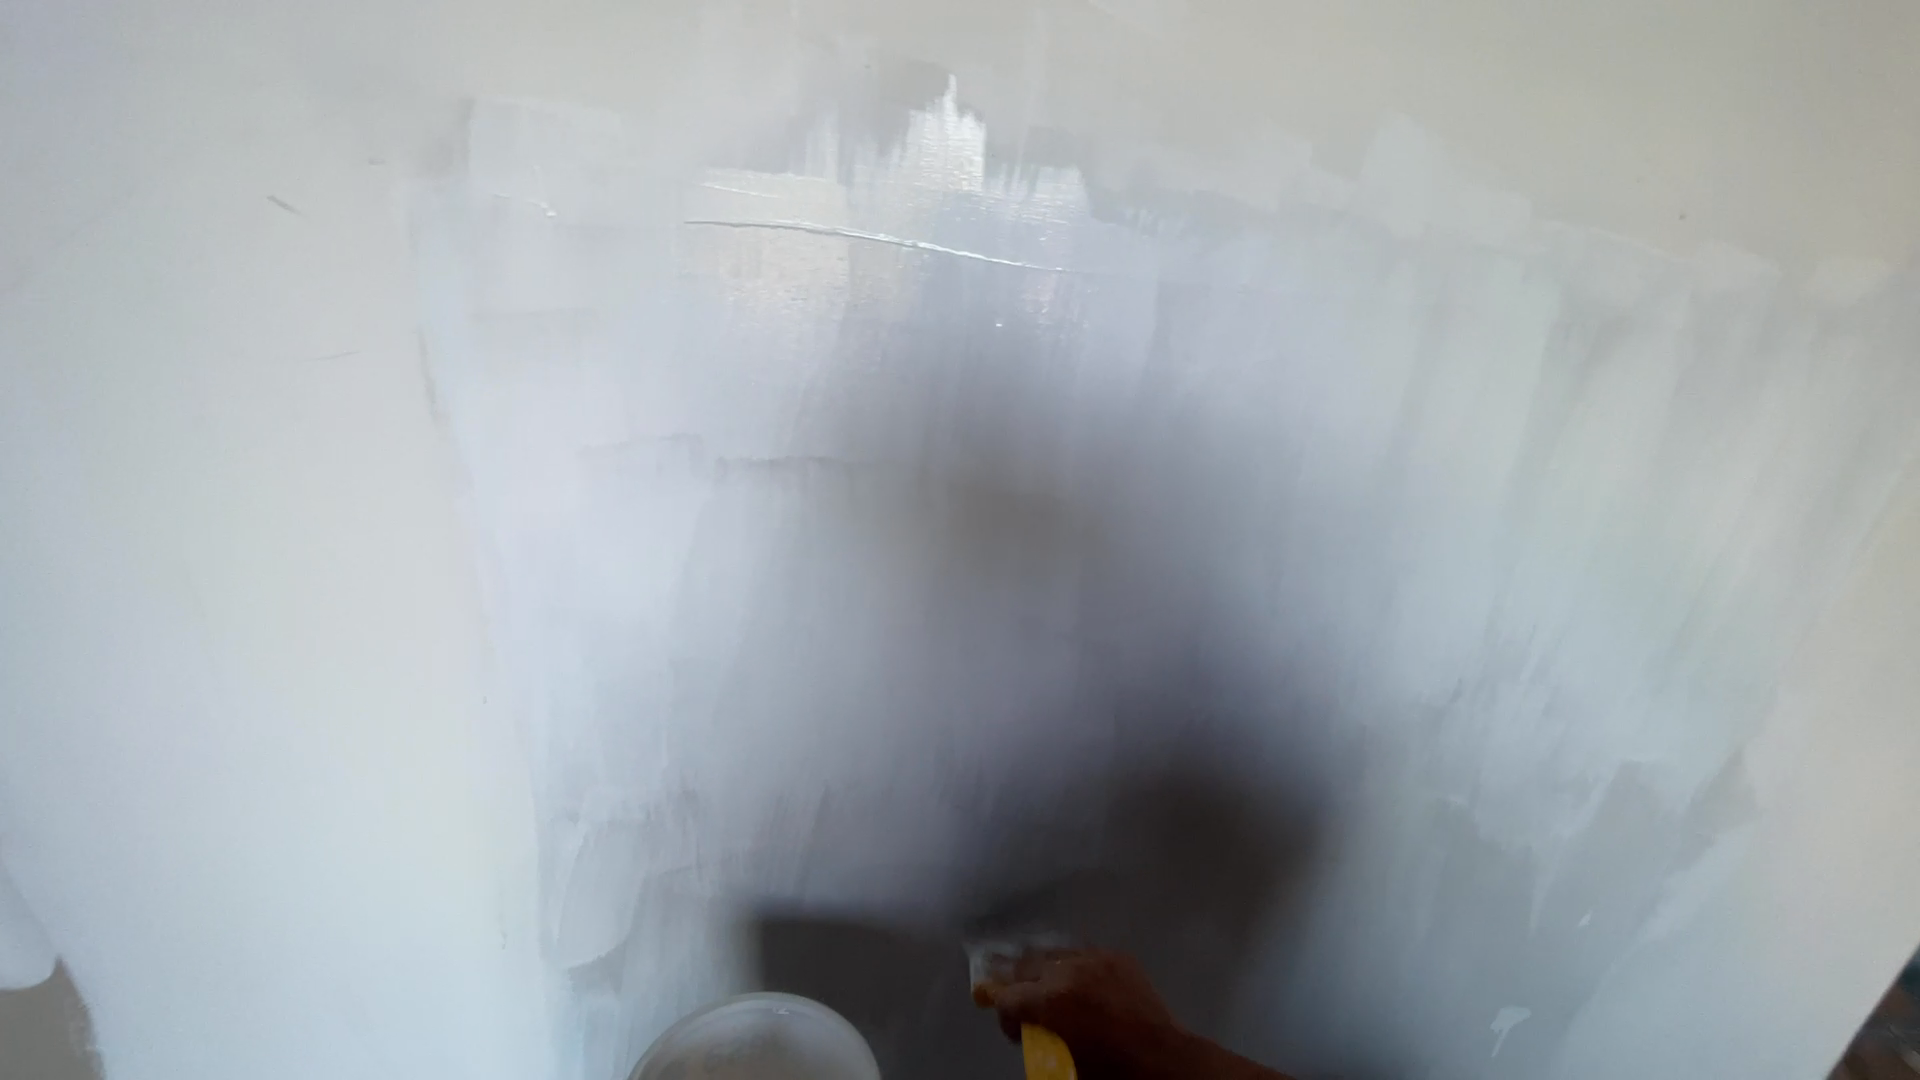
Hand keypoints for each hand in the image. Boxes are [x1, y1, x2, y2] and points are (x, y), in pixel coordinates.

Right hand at [977, 948, 1189, 1079]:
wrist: (1164, 1061)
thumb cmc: (1111, 1071)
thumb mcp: (1064, 1064)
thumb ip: (1039, 1039)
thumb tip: (1027, 1027)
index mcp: (1050, 1001)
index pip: (1008, 996)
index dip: (1005, 1013)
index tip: (1014, 1029)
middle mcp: (1066, 970)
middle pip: (1025, 964)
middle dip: (1020, 984)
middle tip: (1026, 1004)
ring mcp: (1092, 957)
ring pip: (1054, 953)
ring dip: (1047, 971)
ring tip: (1054, 988)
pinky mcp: (1115, 955)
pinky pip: (1084, 954)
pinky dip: (1077, 968)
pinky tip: (1085, 985)